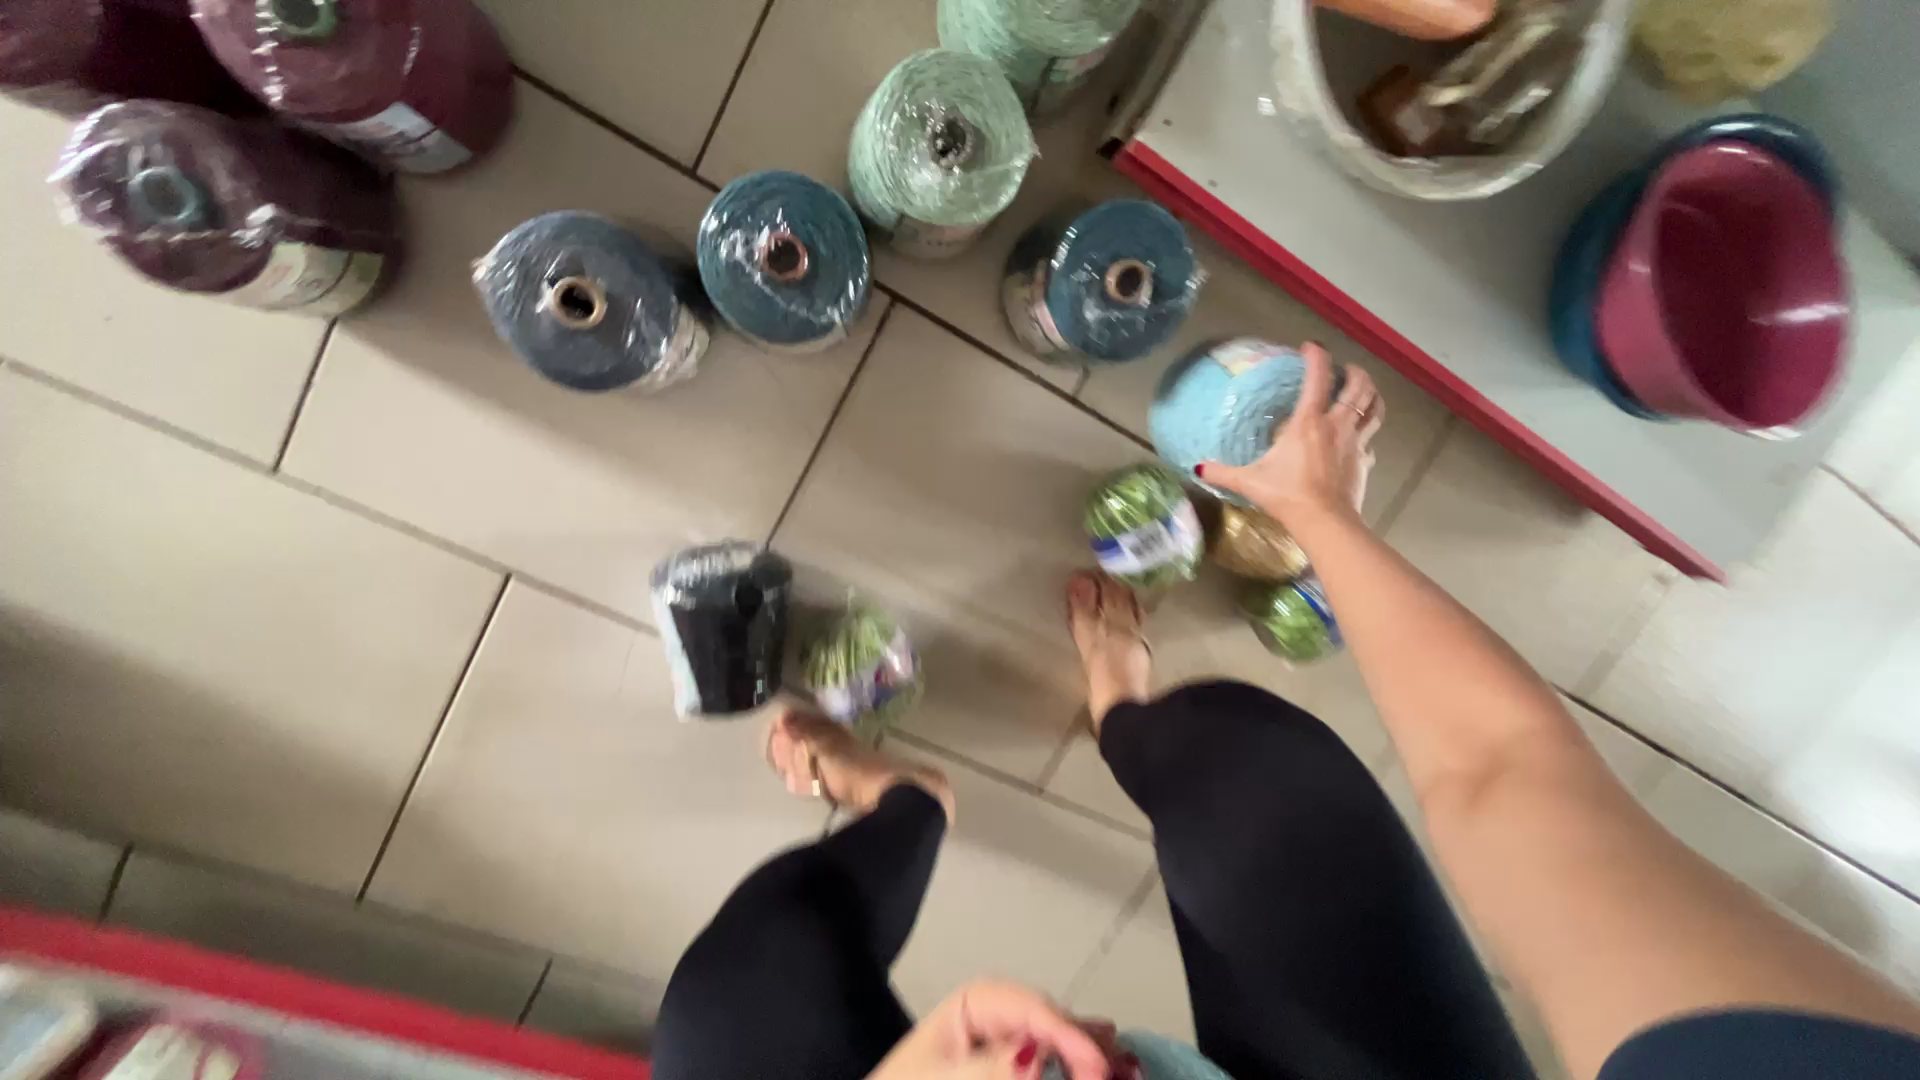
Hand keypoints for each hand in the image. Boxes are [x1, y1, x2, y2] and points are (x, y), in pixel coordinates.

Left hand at [864, 979, 1115, 1079]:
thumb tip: (1036, 1054)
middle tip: (1116, 1067)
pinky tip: (1096, 1062)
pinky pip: (1039, 1058)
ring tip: (1120, 1063)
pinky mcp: (1005, 1066)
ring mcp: (1001, 1043)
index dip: (1064, 1030)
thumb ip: (987, 1068)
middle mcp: (993, 1017)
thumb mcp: (940, 1079)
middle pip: (1045, 1020)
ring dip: (1081, 1050)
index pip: (1026, 1006)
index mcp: (972, 1004)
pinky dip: (1066, 1060)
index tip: (1094, 1061)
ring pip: (1050, 1039)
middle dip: (1079, 1041)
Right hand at [1197, 341, 1381, 529]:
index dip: (1316, 356)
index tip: (1310, 347)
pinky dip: (1368, 432)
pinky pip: (1371, 440)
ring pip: (1373, 407)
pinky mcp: (1364, 460)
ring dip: (1372, 394)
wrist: (1323, 520)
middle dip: (1355, 371)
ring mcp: (1356, 441)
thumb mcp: (1249, 481)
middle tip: (1346, 369)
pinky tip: (1361, 438)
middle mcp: (1337, 424)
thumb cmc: (1286, 493)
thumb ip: (1223, 472)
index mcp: (1308, 421)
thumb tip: (1198, 468)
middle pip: (1358, 386)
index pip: (1318, 377)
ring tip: (1364, 391)